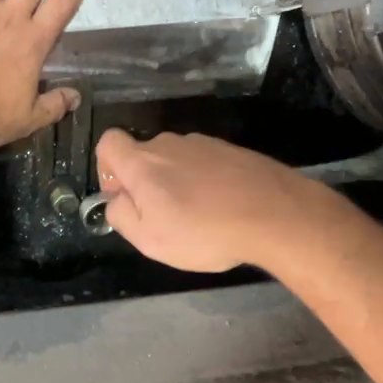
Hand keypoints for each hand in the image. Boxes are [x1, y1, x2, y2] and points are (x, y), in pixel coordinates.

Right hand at [97, 130, 331, 271]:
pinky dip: (206, 183)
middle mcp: (169, 144)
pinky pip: (205, 165)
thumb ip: (121, 215)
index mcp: (142, 162)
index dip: (107, 168)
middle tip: (165, 218)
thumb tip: (116, 200)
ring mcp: (203, 144)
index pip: (108, 143)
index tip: (123, 195)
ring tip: (201, 217)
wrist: (276, 213)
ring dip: (178, 183)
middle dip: (146, 183)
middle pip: (144, 156)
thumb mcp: (149, 239)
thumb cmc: (204, 230)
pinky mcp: (231, 151)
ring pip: (176, 161)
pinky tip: (224, 209)